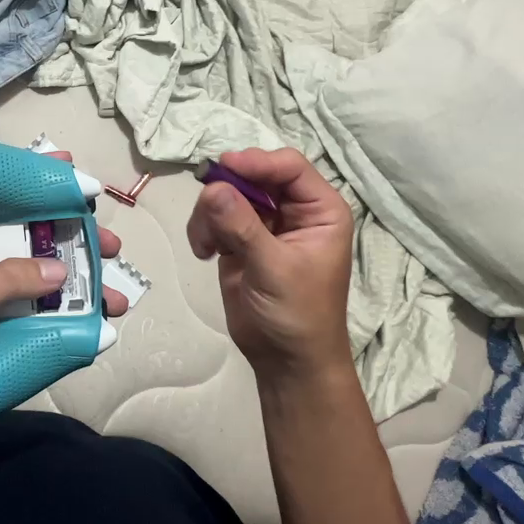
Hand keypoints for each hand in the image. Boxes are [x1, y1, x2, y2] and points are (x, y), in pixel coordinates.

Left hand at [0, 152, 127, 408]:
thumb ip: (9, 281)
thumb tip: (59, 270)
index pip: (6, 197)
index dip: (39, 182)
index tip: (73, 171)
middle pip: (38, 235)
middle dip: (77, 239)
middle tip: (110, 247)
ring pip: (46, 273)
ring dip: (81, 281)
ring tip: (115, 298)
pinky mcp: (4, 317)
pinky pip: (43, 305)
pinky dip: (69, 310)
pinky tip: (95, 321)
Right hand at [186, 148, 355, 379]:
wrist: (285, 361)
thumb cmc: (297, 314)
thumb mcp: (274, 268)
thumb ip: (243, 226)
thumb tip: (213, 188)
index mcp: (320, 210)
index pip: (289, 167)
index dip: (257, 162)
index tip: (224, 167)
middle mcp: (293, 210)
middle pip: (253, 175)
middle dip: (227, 190)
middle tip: (208, 212)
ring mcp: (264, 223)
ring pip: (228, 193)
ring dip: (210, 213)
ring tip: (207, 245)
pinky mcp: (239, 239)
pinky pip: (213, 216)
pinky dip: (203, 229)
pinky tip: (205, 252)